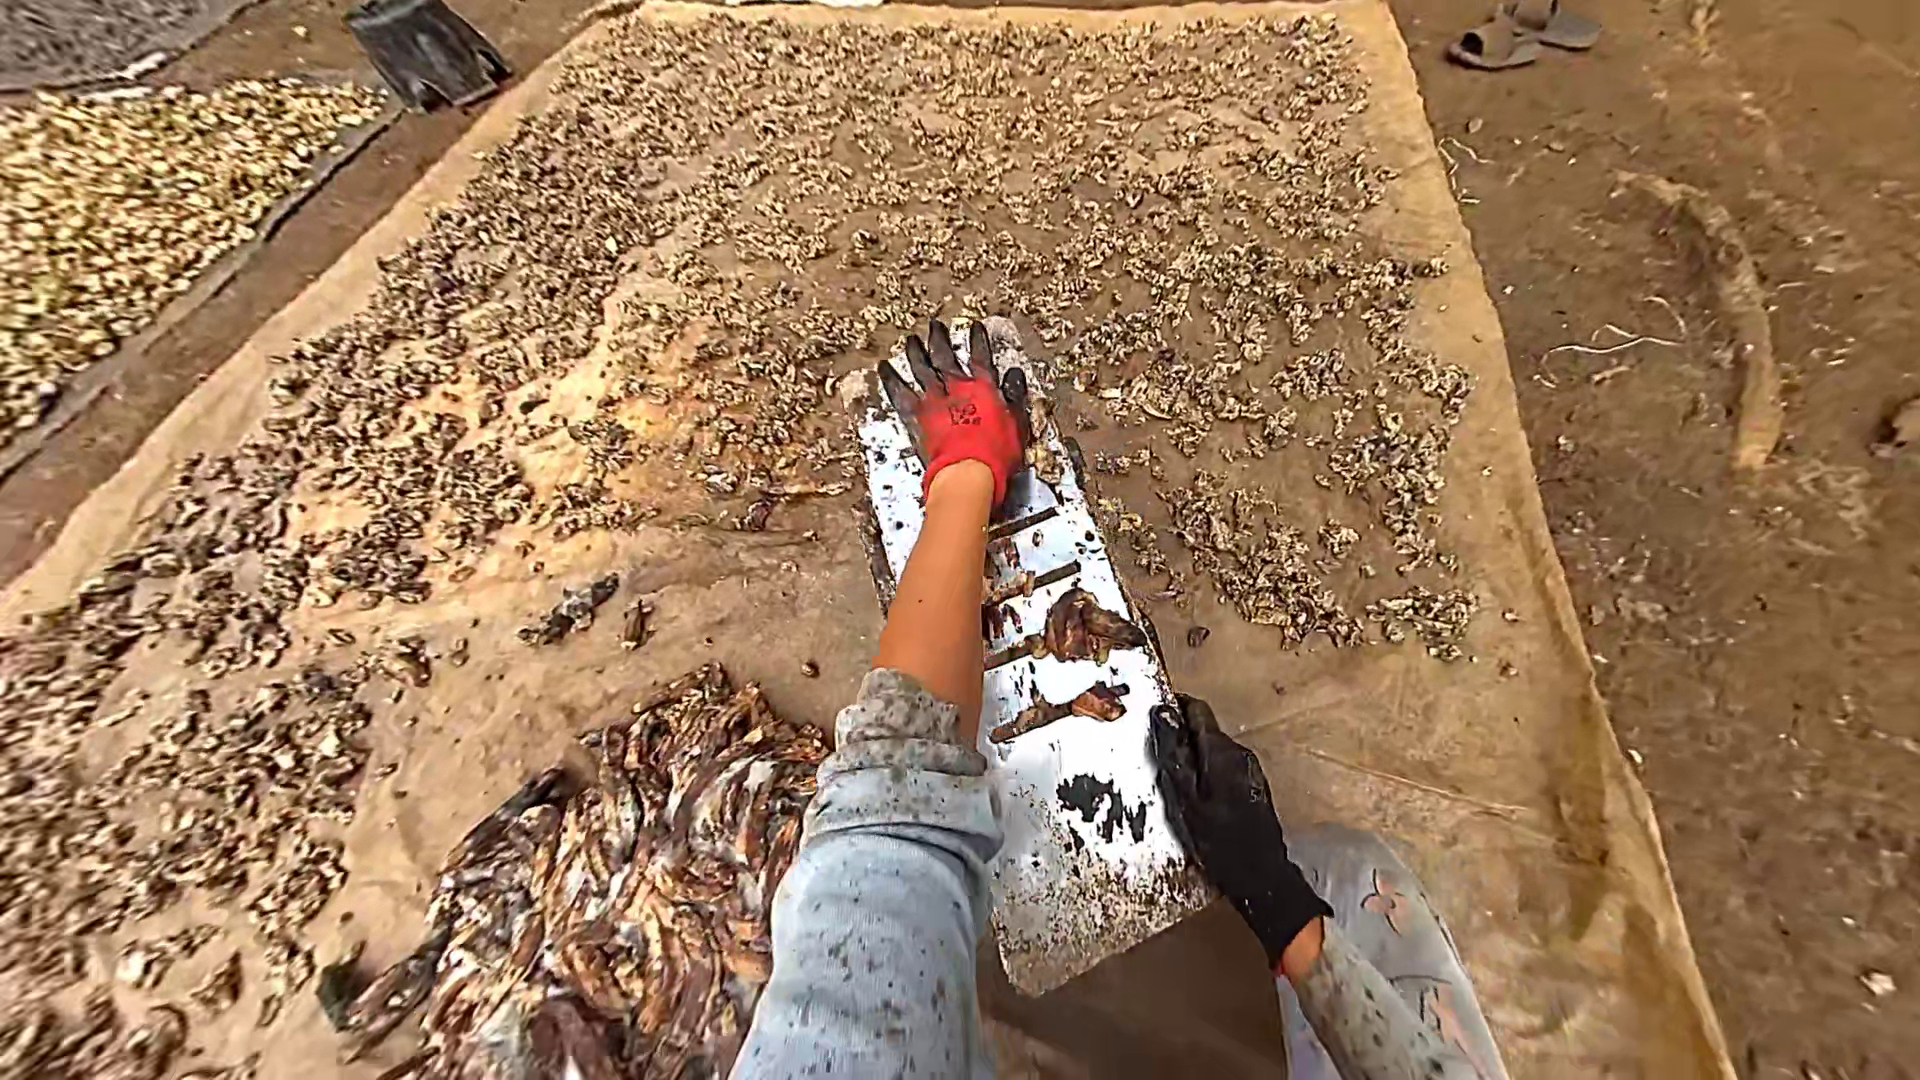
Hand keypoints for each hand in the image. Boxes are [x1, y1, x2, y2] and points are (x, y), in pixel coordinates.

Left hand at [879, 318, 1029, 507]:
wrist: (968, 473)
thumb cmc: (996, 455)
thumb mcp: (1017, 425)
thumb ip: (1015, 397)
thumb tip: (1015, 375)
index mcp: (983, 389)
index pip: (980, 357)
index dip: (978, 340)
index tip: (975, 327)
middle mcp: (956, 388)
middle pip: (945, 356)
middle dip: (940, 339)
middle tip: (935, 325)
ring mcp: (933, 401)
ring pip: (921, 368)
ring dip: (916, 352)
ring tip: (911, 340)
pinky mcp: (915, 416)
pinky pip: (899, 392)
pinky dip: (890, 379)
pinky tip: (883, 368)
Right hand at [1149, 695, 1331, 974]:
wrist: (1264, 880)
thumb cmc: (1220, 840)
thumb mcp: (1187, 798)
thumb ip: (1175, 754)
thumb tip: (1163, 712)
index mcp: (1221, 750)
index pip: (1197, 709)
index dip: (1174, 707)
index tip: (1153, 716)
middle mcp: (1239, 752)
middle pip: (1204, 729)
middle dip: (1180, 735)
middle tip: (1155, 754)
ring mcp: (1249, 768)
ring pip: (1212, 748)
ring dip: (1192, 755)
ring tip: (1171, 778)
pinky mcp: (1253, 784)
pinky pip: (1222, 764)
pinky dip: (1205, 770)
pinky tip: (1194, 794)